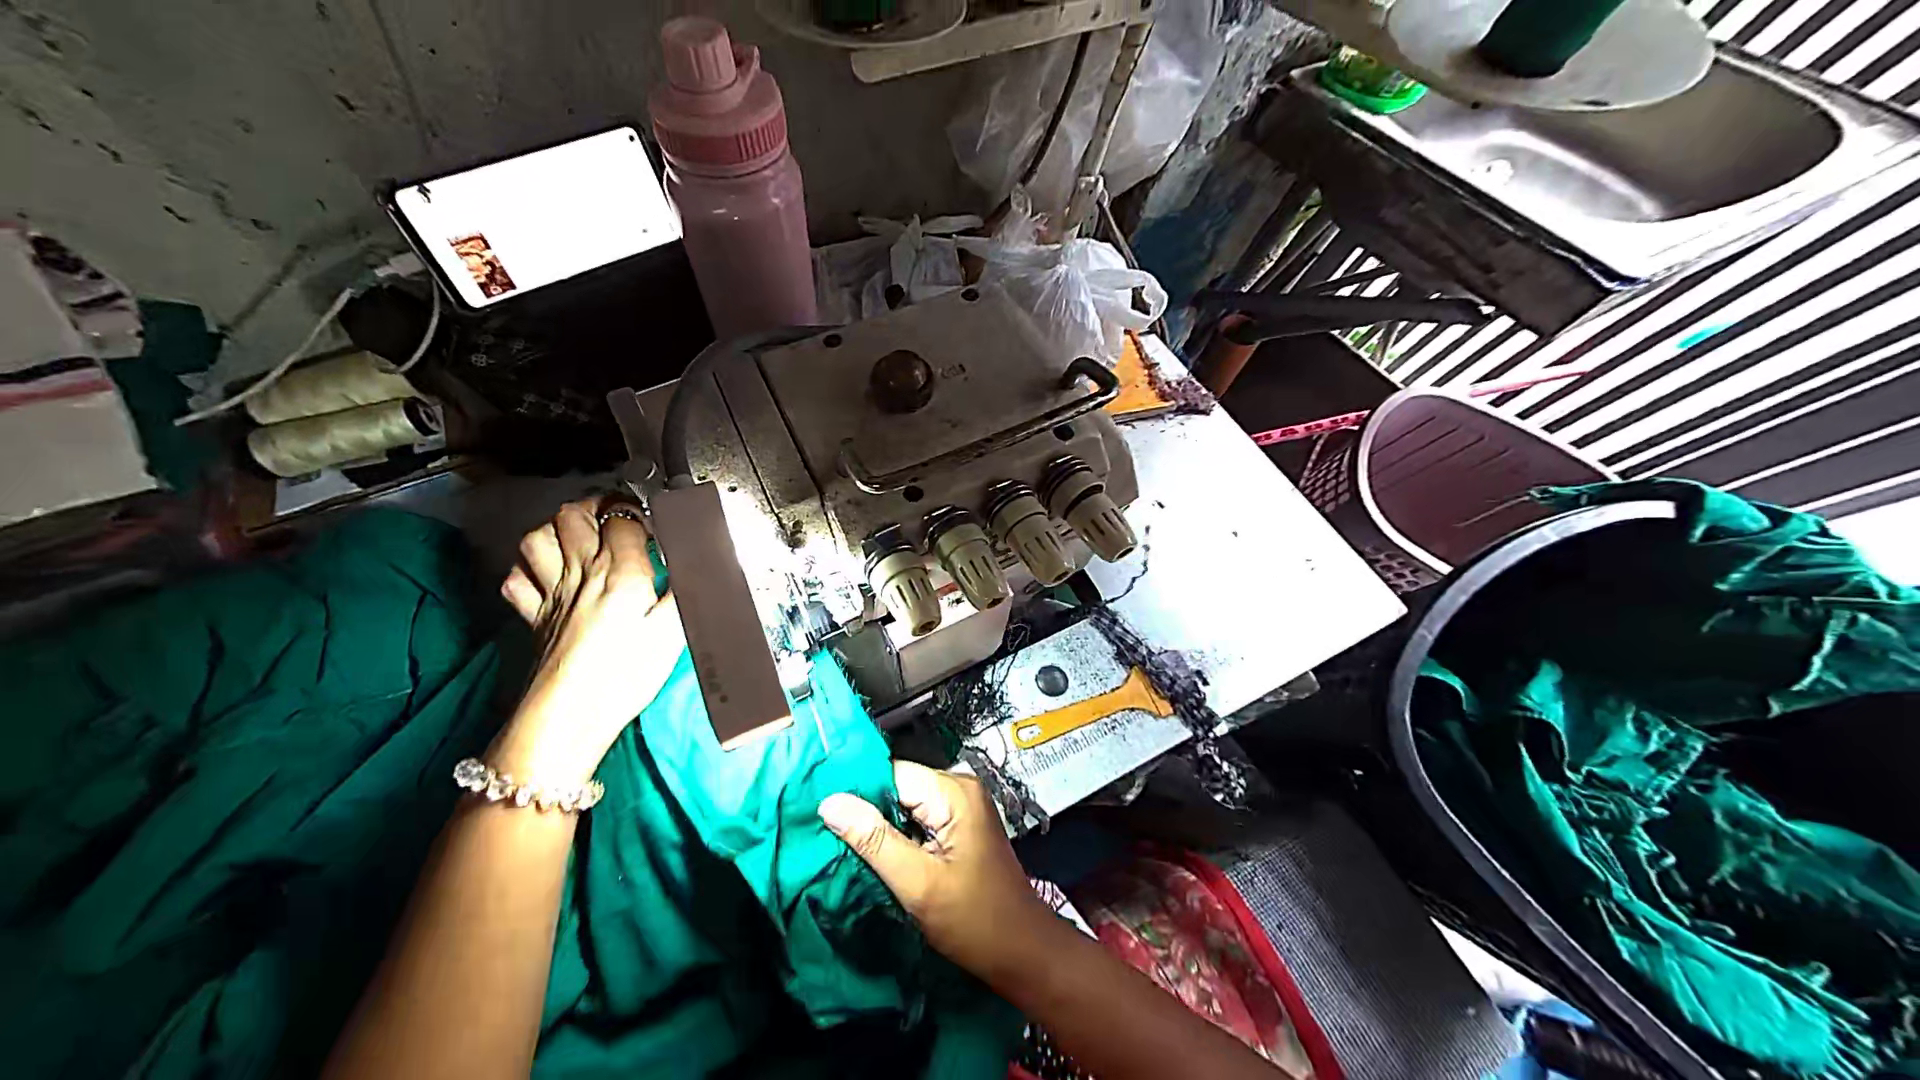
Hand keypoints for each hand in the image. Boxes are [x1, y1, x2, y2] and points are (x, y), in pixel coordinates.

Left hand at [494, 496, 683, 786]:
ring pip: (536, 538)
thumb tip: (707, 561)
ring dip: (555, 528)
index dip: (638, 511)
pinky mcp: (531, 618)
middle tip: (614, 513)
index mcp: (619, 573)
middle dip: (594, 505)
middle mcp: (580, 574)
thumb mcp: (672, 631)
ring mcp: (550, 594)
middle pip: (571, 516)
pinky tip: (546, 573)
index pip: (623, 520)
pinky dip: (527, 567)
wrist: (567, 717)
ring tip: (578, 534)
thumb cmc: (623, 676)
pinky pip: (515, 578)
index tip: (654, 520)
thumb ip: (689, 589)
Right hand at [819, 762, 1055, 980]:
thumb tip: (830, 803)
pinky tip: (878, 855)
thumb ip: (874, 840)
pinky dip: (898, 835)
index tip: (822, 813)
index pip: (891, 774)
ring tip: (849, 847)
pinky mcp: (959, 825)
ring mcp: (961, 805)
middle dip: (866, 810)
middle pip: (897, 786)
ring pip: (904, 803)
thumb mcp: (918, 884)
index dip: (857, 792)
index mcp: (953, 792)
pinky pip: (918, 818)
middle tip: (830, 835)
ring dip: (880, 825)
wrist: (1022, 951)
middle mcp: (959, 787)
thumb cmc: (974, 921)